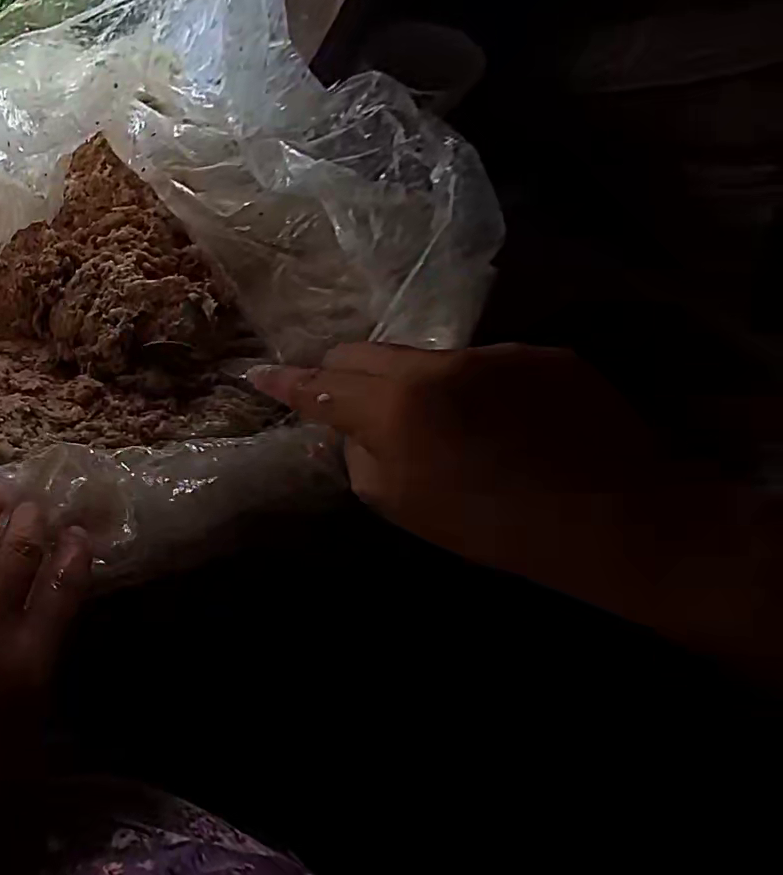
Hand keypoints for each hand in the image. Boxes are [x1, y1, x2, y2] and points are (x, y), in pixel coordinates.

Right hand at [247, 343, 778, 667]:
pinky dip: (460, 385)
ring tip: (430, 420)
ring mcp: (493, 355)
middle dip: (337, 373)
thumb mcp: (391, 499)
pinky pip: (473, 363)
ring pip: (416, 356)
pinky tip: (486, 419)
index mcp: (394, 408)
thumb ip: (355, 452)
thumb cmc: (484, 522)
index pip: (317, 385)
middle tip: (340, 402)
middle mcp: (437, 367)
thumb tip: (346, 428)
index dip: (281, 381)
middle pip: (359, 352)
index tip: (254, 373)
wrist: (620, 521)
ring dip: (403, 382)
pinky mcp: (541, 355)